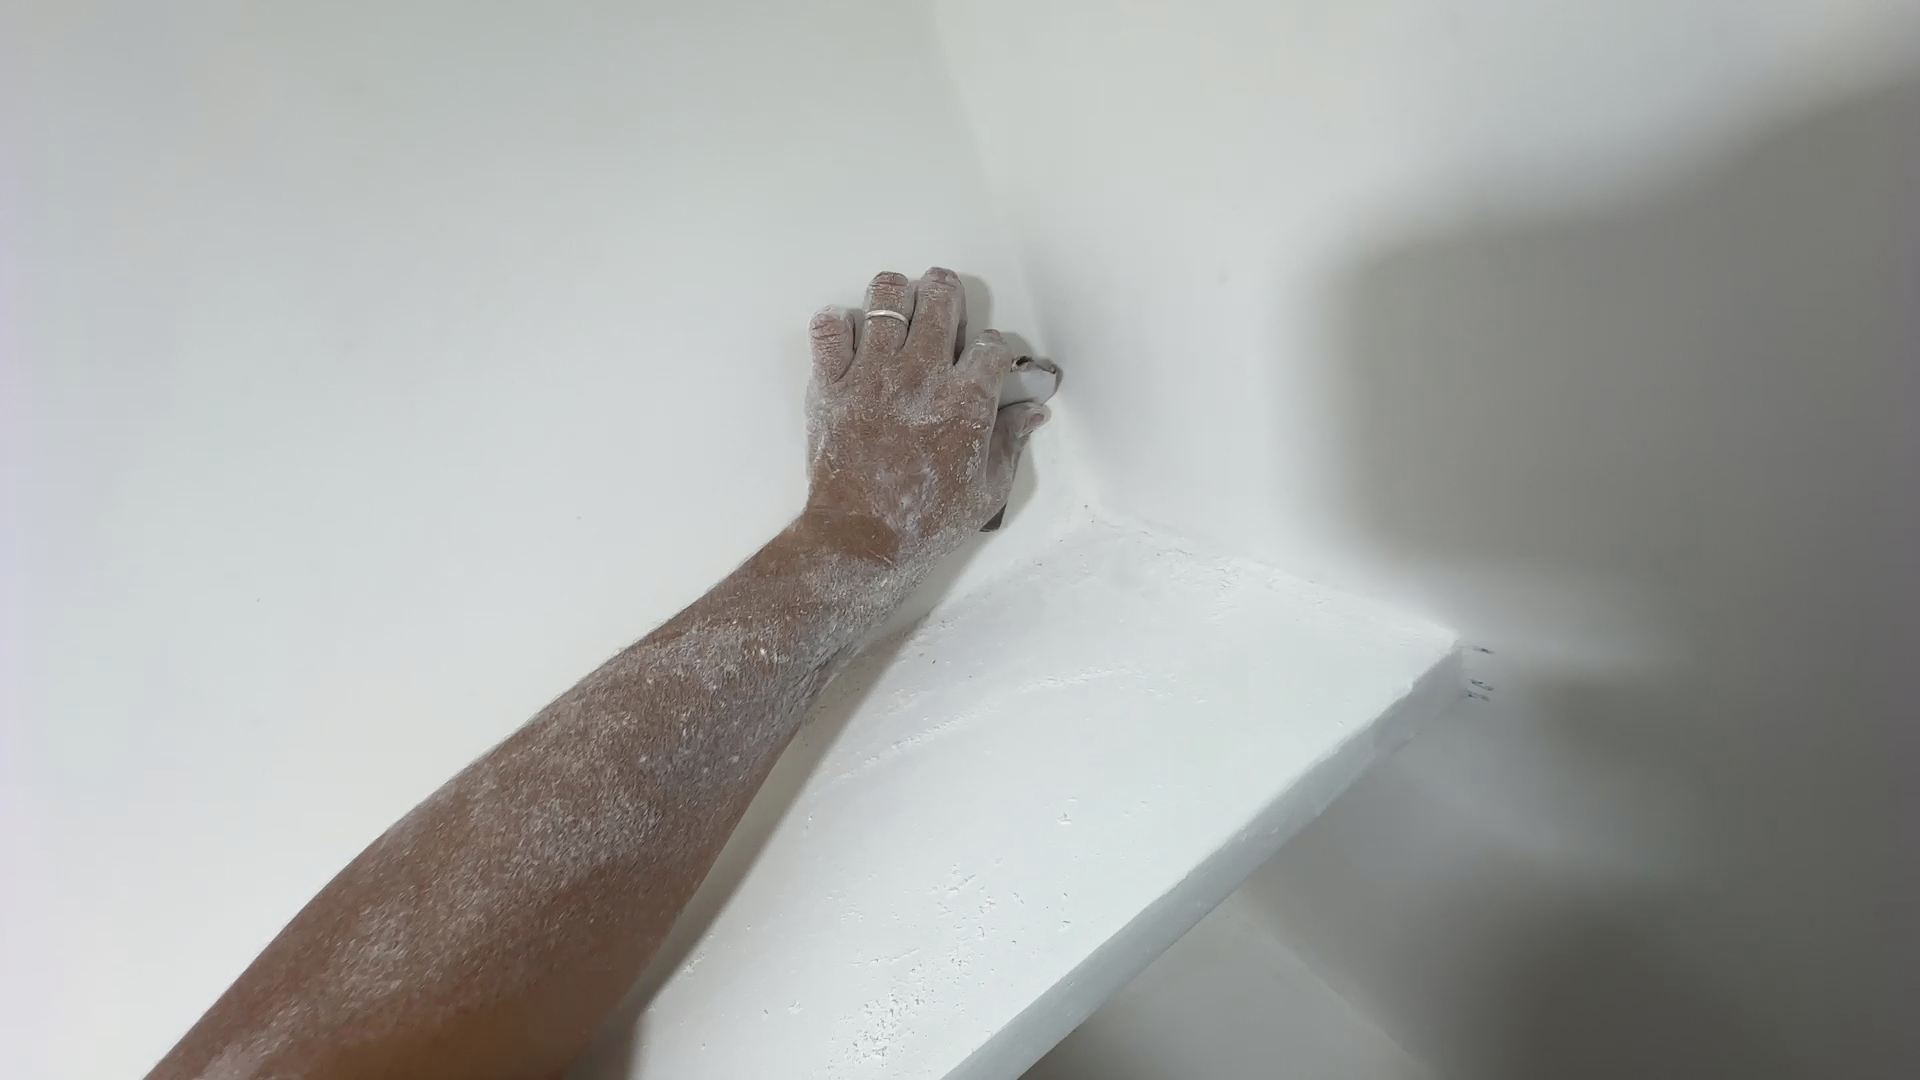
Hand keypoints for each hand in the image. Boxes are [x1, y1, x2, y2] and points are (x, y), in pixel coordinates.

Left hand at [803, 268, 1049, 566]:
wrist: (862, 540)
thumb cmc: (927, 522)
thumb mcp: (987, 489)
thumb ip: (1011, 441)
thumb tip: (1032, 412)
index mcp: (966, 401)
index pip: (992, 344)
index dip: (995, 349)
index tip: (988, 362)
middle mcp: (921, 375)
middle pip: (940, 296)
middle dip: (949, 296)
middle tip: (945, 313)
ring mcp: (872, 374)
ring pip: (884, 296)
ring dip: (897, 297)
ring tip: (899, 314)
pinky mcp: (831, 384)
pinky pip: (828, 328)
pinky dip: (838, 325)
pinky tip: (851, 340)